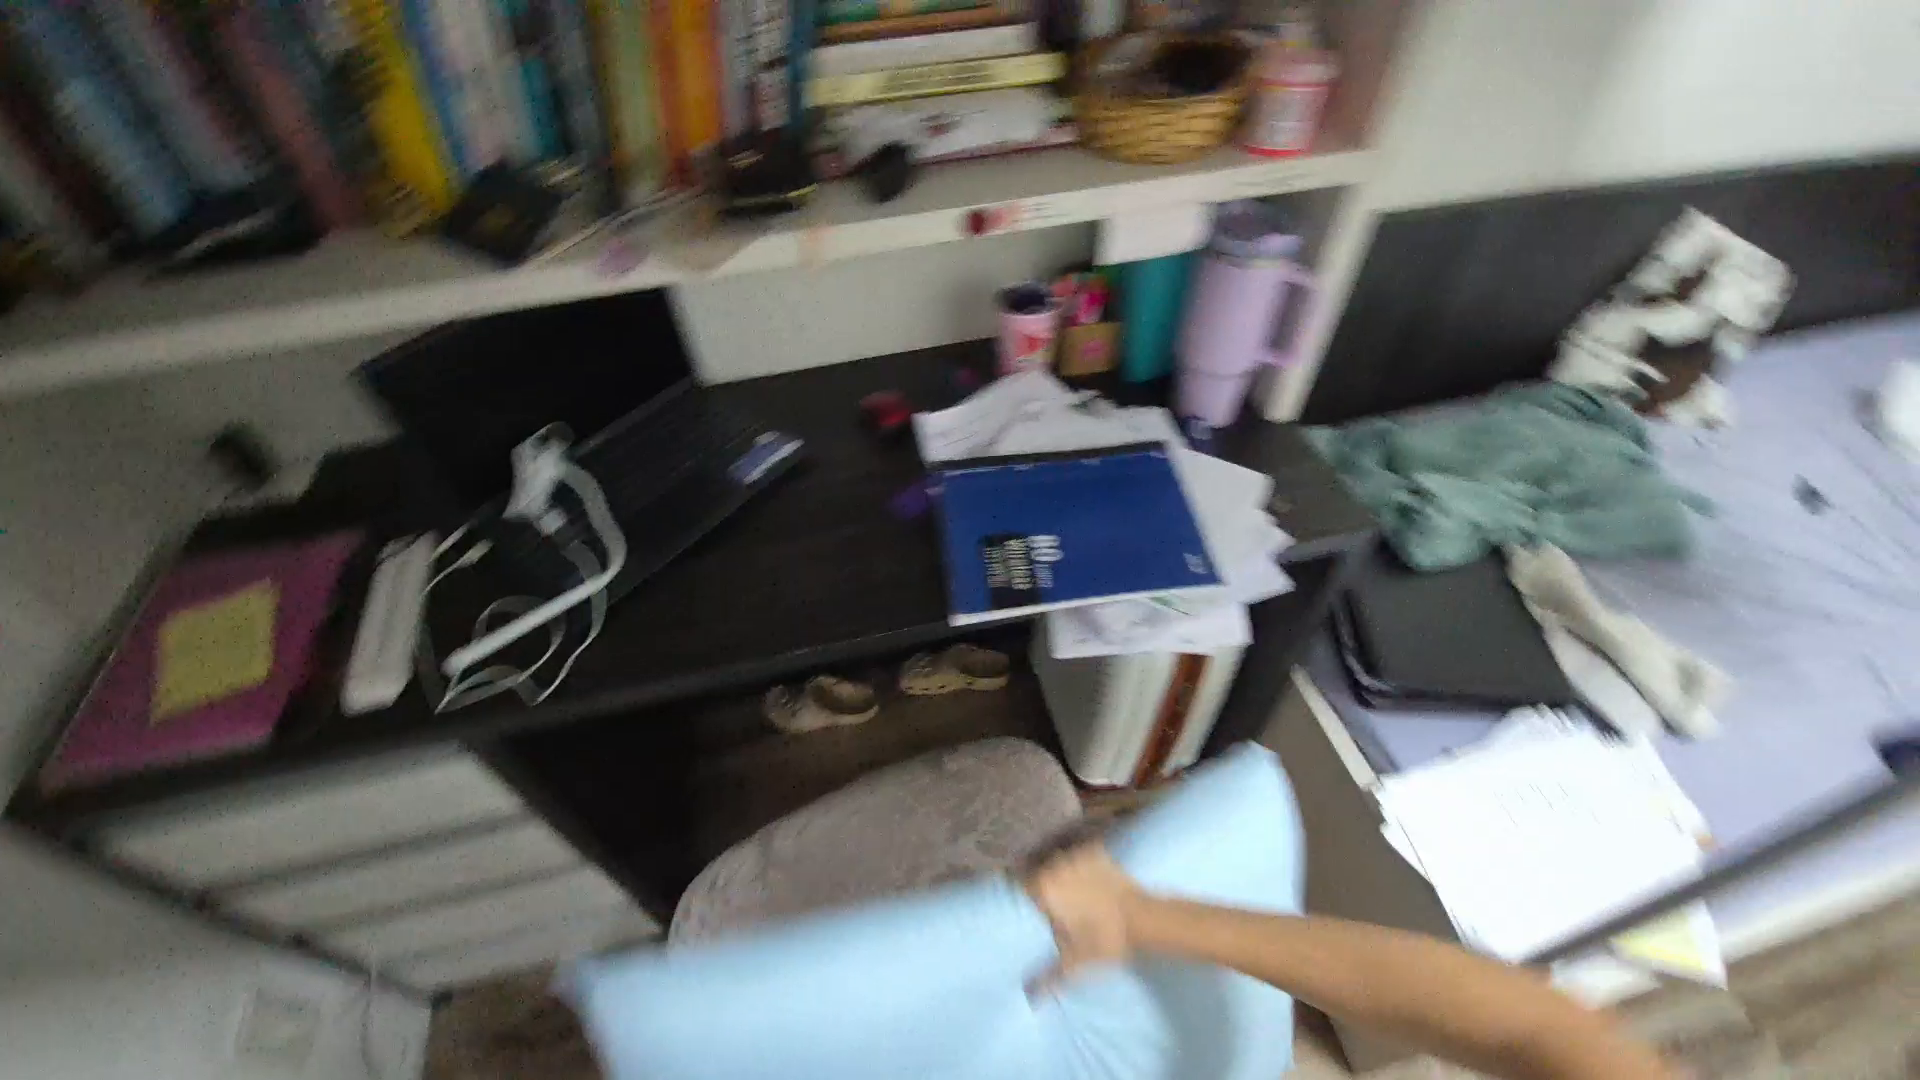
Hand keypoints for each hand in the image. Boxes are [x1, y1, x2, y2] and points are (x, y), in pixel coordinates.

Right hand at [1024, 844, 1143, 984]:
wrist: (1143, 919)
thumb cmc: (1103, 940)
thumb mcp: (1073, 963)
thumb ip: (1048, 977)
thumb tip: (1029, 997)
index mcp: (1044, 889)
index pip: (1023, 887)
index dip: (1027, 897)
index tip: (1034, 909)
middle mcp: (1055, 865)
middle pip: (1042, 873)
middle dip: (1047, 886)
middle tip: (1058, 906)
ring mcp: (1076, 854)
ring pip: (1061, 863)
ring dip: (1065, 874)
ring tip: (1076, 893)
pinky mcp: (1095, 850)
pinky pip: (1080, 855)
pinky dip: (1083, 865)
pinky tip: (1092, 879)